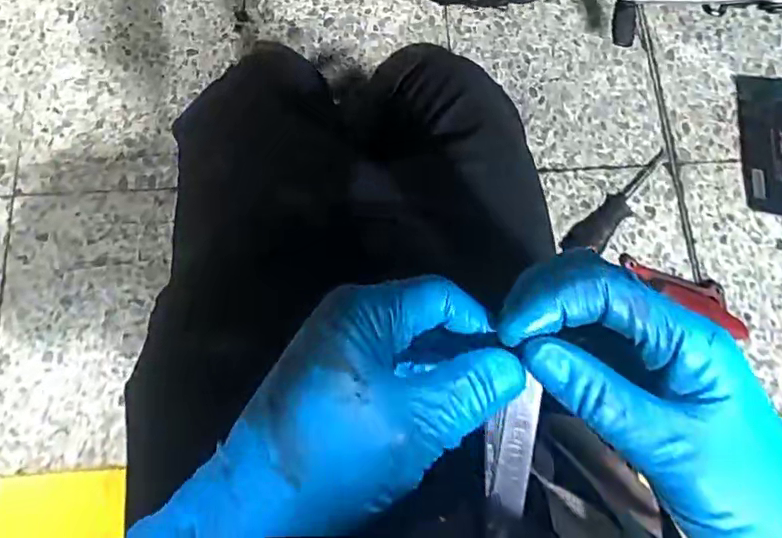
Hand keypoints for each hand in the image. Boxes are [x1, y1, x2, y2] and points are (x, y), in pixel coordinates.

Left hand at [132, 276, 527, 537]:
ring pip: (407, 340)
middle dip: (465, 347)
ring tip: (483, 401)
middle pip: (423, 314)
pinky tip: (441, 408)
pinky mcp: (333, 367)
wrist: (263, 487)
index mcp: (366, 308)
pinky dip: (417, 379)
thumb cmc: (339, 447)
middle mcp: (350, 311)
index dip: (482, 323)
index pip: (440, 294)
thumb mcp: (415, 422)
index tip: (519, 361)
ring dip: (443, 367)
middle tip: (508, 387)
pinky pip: (387, 361)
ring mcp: (338, 338)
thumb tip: (514, 363)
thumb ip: (467, 388)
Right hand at [498, 251, 781, 537]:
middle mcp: (667, 332)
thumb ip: (600, 395)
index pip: (604, 287)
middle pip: (590, 283)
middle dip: (542, 296)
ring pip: (583, 306)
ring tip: (513, 341)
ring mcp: (652, 352)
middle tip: (505, 329)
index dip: (551, 298)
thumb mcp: (673, 450)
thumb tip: (529, 347)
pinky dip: (553, 339)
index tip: (512, 329)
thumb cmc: (752, 505)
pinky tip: (533, 354)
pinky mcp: (637, 376)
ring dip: (543, 314)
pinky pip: (586, 340)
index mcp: (689, 337)